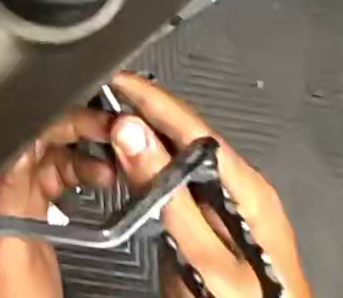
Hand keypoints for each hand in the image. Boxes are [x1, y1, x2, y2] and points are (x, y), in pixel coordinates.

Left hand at [0, 107, 116, 297]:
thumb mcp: (6, 251)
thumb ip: (10, 185)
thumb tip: (21, 129)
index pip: (10, 132)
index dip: (50, 117)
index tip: (88, 113)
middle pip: (27, 142)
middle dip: (71, 132)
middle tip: (112, 132)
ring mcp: (3, 215)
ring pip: (42, 163)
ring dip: (79, 157)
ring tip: (112, 163)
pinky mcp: (23, 234)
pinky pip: (49, 189)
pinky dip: (75, 181)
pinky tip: (97, 184)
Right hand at [106, 73, 310, 297]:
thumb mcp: (208, 264)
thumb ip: (168, 195)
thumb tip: (129, 129)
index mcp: (246, 188)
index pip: (190, 123)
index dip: (148, 97)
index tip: (111, 77)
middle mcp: (238, 187)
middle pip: (183, 134)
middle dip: (140, 112)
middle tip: (96, 100)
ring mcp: (225, 205)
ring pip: (176, 154)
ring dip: (140, 137)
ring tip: (102, 124)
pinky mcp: (212, 223)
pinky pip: (174, 179)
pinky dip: (146, 165)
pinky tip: (124, 164)